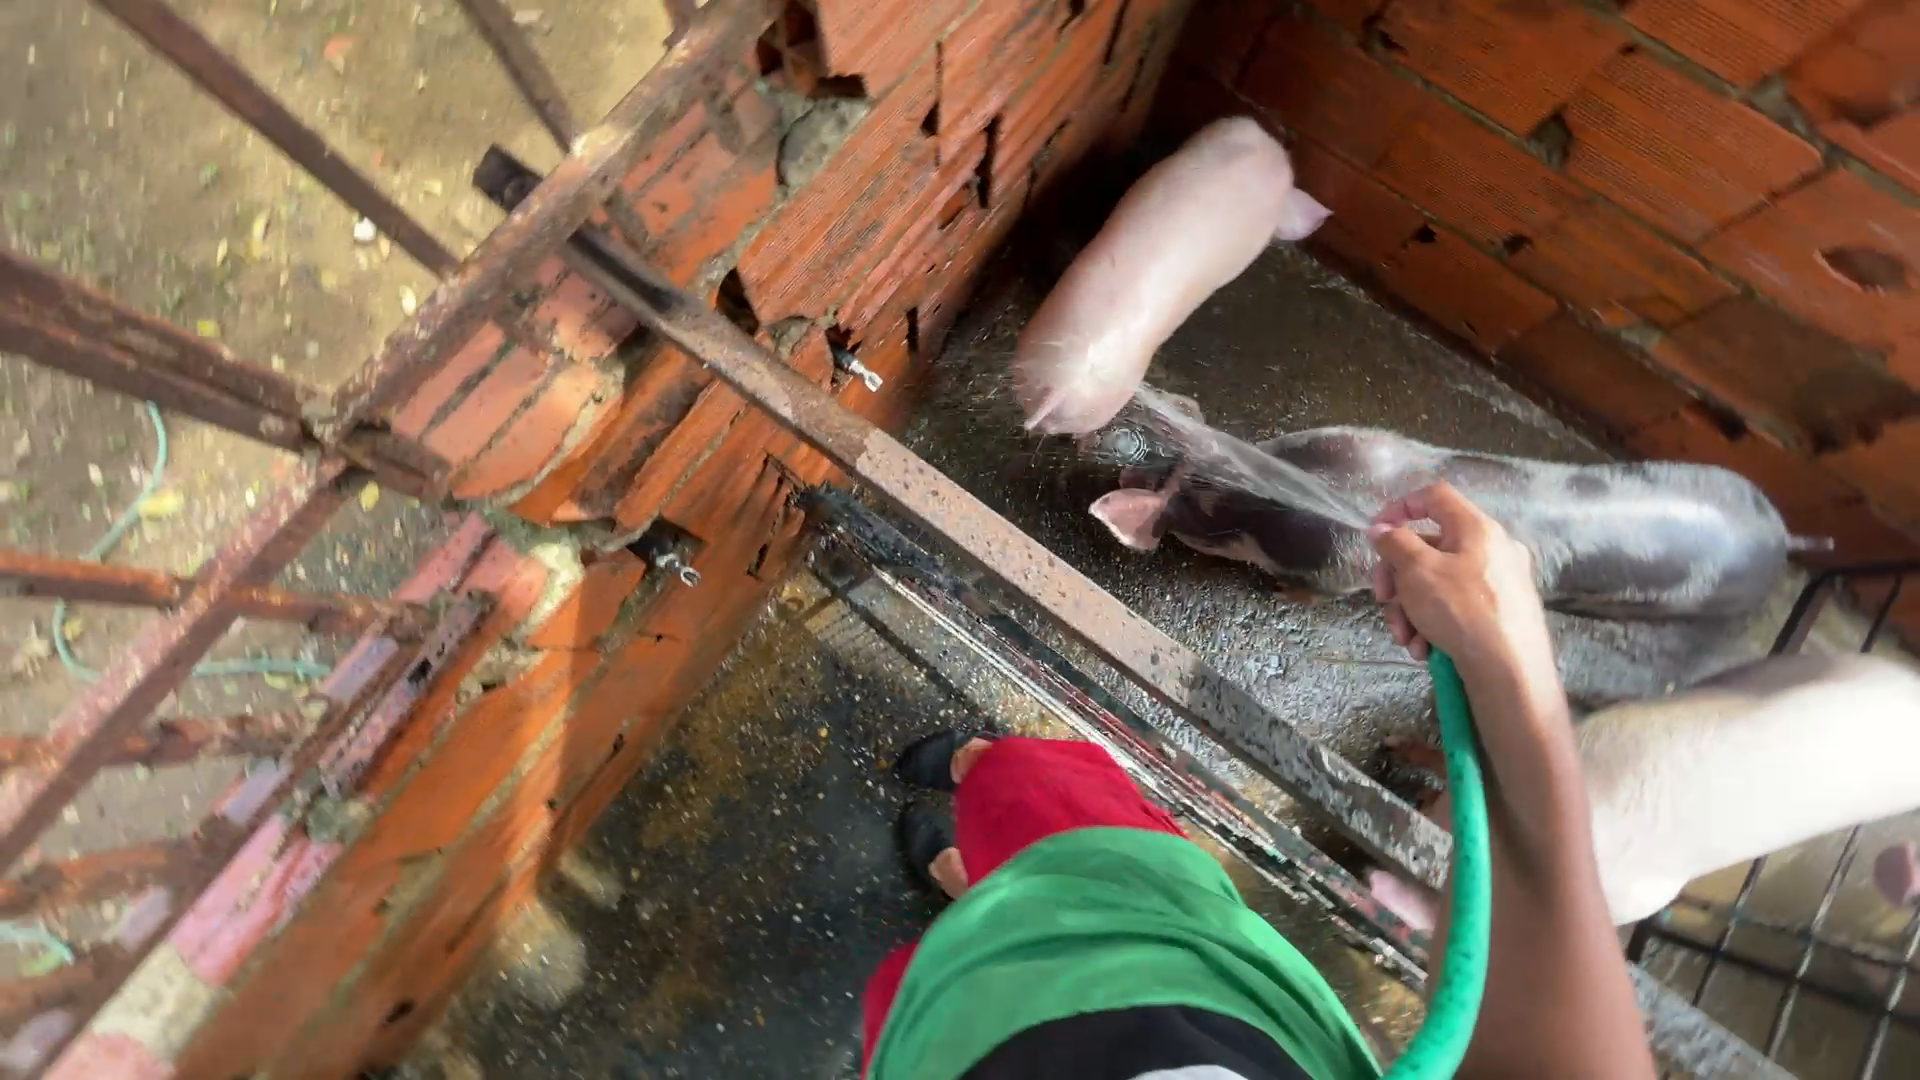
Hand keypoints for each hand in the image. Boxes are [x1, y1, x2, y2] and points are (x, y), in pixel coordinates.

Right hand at [1365, 482, 1553, 683]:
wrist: (1510, 671)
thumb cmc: (1462, 611)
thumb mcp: (1417, 571)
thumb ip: (1394, 543)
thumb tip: (1381, 529)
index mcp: (1476, 529)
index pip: (1433, 497)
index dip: (1399, 507)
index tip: (1376, 533)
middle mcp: (1491, 549)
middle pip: (1427, 546)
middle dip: (1396, 576)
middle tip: (1384, 598)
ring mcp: (1497, 580)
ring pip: (1433, 580)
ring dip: (1408, 607)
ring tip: (1405, 636)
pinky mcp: (1497, 609)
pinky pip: (1451, 603)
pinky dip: (1429, 621)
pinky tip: (1422, 645)